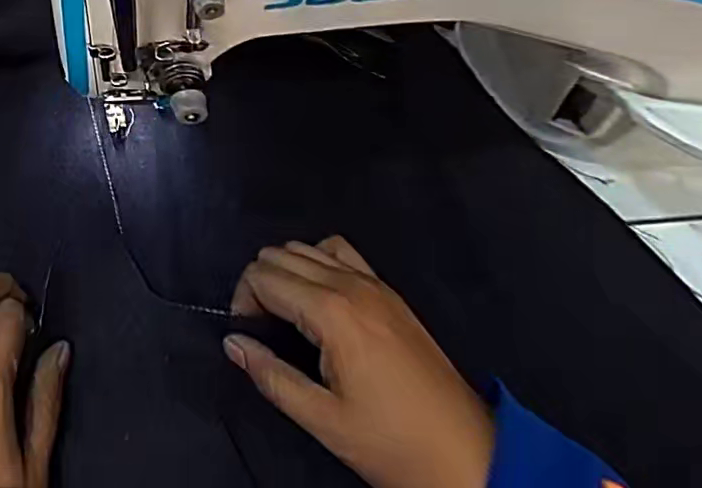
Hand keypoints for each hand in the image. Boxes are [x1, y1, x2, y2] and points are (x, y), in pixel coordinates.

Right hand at [224, 236, 494, 487]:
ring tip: (287, 316)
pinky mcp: (388, 290)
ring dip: (285, 271)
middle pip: (279, 254)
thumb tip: (234, 343)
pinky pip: (340, 251)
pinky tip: (319, 299)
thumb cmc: (393, 443)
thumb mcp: (323, 420)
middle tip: (262, 329)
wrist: (468, 455)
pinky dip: (317, 261)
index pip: (263, 276)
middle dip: (259, 284)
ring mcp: (372, 282)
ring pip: (306, 246)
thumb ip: (271, 375)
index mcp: (331, 312)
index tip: (246, 333)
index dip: (242, 300)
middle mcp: (349, 284)